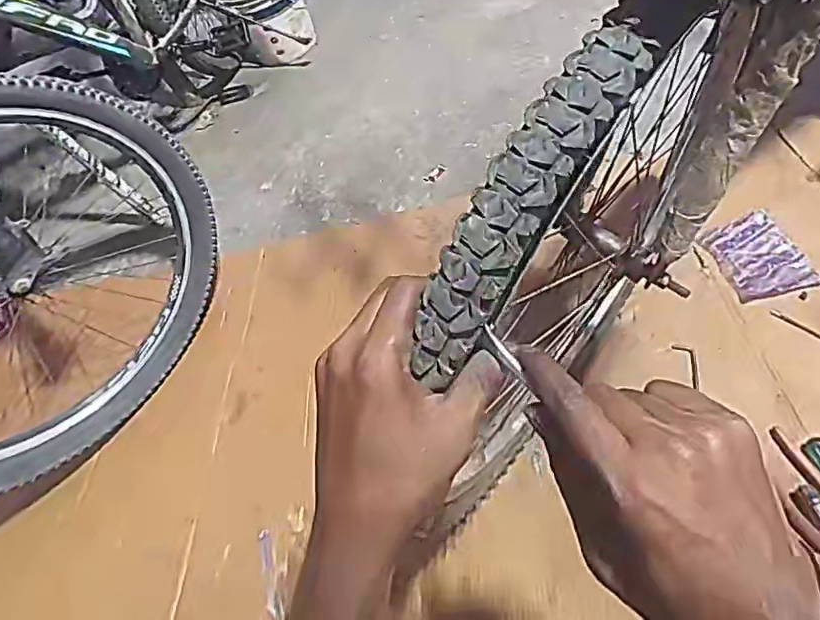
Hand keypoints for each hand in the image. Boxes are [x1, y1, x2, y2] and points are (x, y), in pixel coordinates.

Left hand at [290, 277, 498, 618]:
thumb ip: (479, 380)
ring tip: (433, 345)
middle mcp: (342, 351)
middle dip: (418, 301)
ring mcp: (328, 368)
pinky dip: (382, 340)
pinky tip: (407, 369)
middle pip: (382, 297)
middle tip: (451, 322)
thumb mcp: (455, 428)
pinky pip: (356, 341)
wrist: (354, 532)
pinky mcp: (324, 385)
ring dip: (399, 320)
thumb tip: (495, 352)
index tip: (460, 305)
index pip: (402, 290)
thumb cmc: (405, 478)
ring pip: (367, 317)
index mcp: (372, 355)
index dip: (434, 288)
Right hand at [521, 349, 819, 619]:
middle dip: (592, 413)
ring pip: (636, 392)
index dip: (545, 376)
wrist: (766, 599)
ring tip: (652, 458)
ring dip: (631, 415)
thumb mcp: (605, 548)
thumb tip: (541, 415)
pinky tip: (680, 452)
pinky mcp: (729, 421)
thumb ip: (569, 474)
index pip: (575, 407)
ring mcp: (702, 428)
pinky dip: (666, 415)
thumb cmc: (678, 587)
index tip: (527, 357)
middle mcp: (666, 445)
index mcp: (630, 482)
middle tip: (604, 446)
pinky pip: (674, 394)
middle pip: (602, 393)